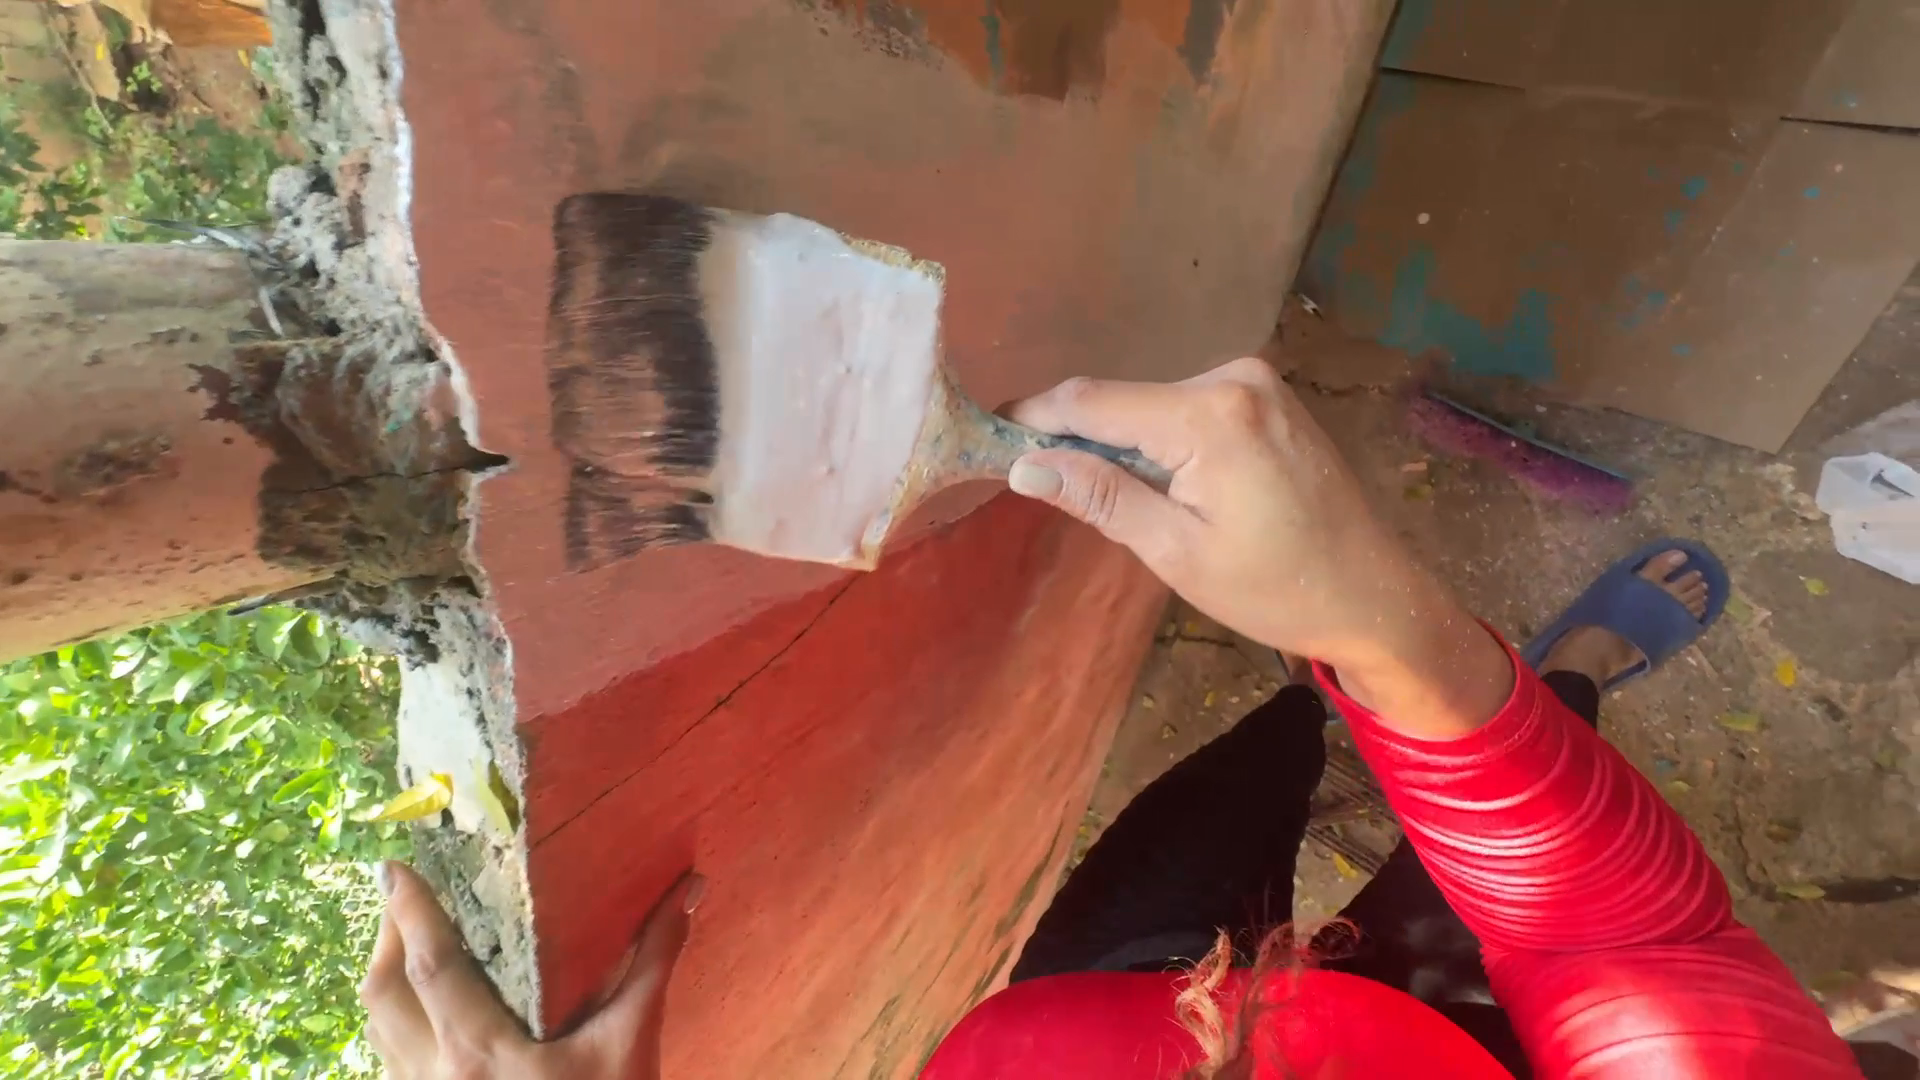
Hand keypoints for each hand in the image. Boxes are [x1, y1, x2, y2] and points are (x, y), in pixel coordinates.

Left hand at [360, 861, 700, 1079]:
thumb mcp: (633, 1036)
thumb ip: (656, 956)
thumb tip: (691, 887)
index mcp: (479, 1053)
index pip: (433, 970)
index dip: (412, 914)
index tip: (395, 866)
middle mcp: (434, 1079)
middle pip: (384, 998)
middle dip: (387, 937)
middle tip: (405, 890)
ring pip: (382, 1031)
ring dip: (390, 976)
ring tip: (414, 934)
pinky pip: (395, 1057)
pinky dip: (402, 1015)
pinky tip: (434, 1002)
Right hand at [1005, 358, 1510, 734]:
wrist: (1375, 597)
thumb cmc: (1274, 589)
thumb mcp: (1175, 551)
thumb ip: (1100, 496)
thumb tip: (1025, 465)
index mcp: (1209, 414)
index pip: (1091, 401)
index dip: (1033, 418)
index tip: (990, 441)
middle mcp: (1232, 377)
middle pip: (1119, 400)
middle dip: (1074, 437)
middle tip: (1041, 485)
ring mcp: (1254, 382)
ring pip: (1148, 405)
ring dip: (1115, 443)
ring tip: (1106, 498)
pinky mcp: (1264, 397)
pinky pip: (1183, 409)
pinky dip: (1153, 440)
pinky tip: (1157, 482)